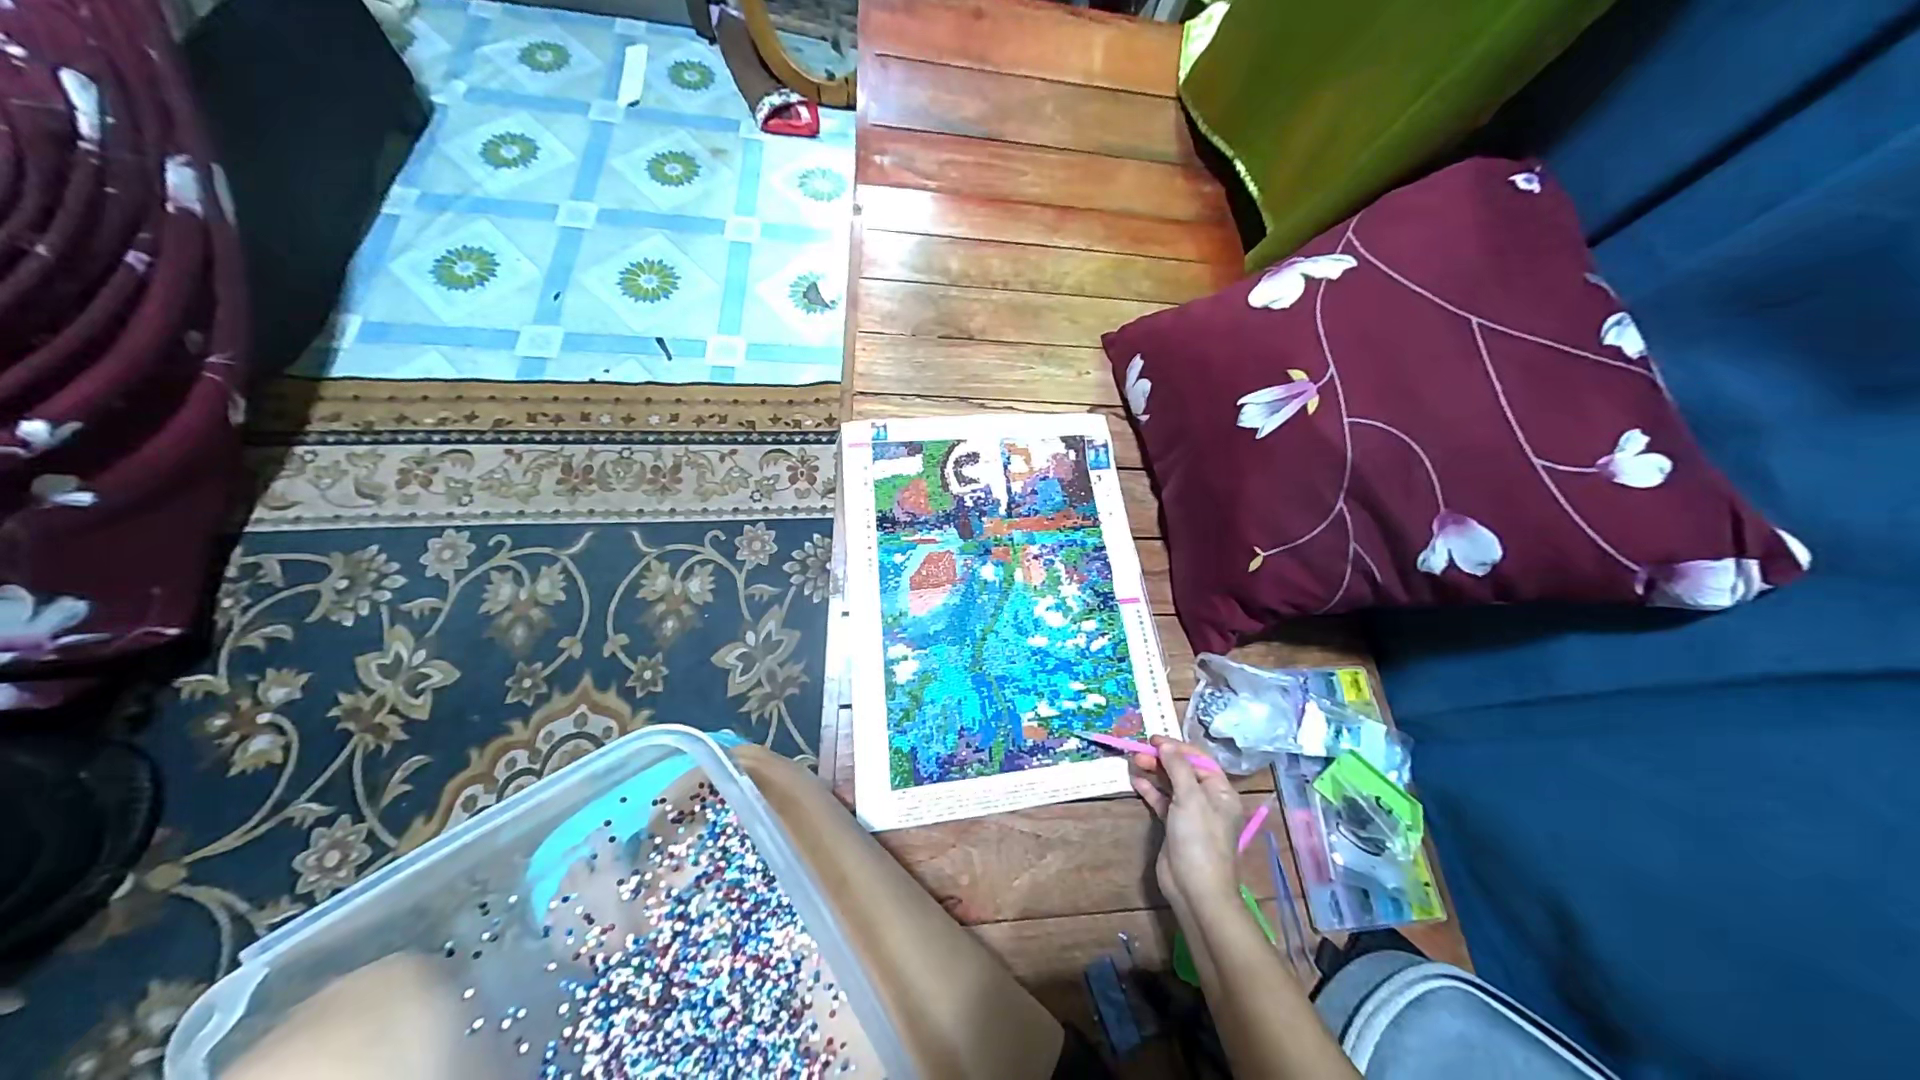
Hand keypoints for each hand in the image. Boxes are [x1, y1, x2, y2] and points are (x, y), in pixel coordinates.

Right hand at [1130, 735, 1242, 914]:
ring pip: (1171, 785)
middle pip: (1184, 770)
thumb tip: (1164, 744)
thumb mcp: (1190, 798)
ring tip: (1134, 762)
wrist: (1196, 888)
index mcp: (1220, 791)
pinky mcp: (1175, 827)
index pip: (1199, 760)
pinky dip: (1149, 790)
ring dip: (1154, 772)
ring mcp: (1191, 814)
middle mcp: (1207, 800)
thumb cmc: (1199, 839)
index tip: (1153, 739)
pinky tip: (1135, 781)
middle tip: (1139, 752)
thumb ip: (1177, 767)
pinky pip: (1162, 801)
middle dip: (1162, 759)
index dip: (1177, 747)